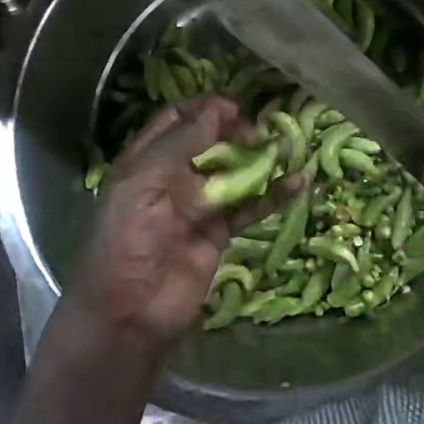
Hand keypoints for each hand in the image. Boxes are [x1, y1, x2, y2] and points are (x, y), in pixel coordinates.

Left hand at [61, 96, 301, 353]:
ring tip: (284, 147)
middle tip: (259, 130)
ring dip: (258, 158)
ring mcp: (199, 204)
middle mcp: (173, 176)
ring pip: (233, 171)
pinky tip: (297, 184)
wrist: (129, 315)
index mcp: (146, 159)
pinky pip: (249, 207)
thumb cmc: (126, 241)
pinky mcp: (220, 232)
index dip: (203, 109)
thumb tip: (217, 109)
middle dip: (234, 130)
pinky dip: (273, 195)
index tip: (234, 108)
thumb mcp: (141, 184)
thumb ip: (179, 145)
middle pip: (208, 140)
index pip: (176, 119)